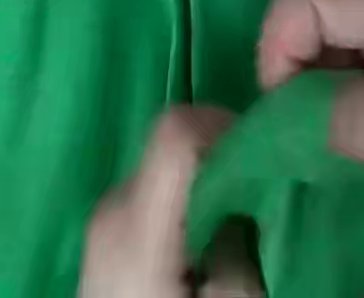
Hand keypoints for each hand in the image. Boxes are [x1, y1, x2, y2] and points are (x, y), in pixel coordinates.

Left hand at [80, 107, 261, 297]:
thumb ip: (240, 238)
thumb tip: (249, 185)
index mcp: (136, 226)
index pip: (175, 131)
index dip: (223, 125)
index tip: (260, 155)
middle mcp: (112, 205)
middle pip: (174, 142)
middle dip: (222, 153)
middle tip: (257, 194)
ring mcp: (104, 215)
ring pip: (168, 161)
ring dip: (206, 175)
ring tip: (232, 223)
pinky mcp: (107, 228)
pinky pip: (155, 185)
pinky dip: (187, 193)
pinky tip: (202, 237)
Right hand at [256, 0, 363, 209]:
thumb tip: (289, 116)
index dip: (277, 50)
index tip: (291, 122)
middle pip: (298, 4)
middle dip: (285, 68)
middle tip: (307, 137)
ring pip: (309, 26)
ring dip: (302, 82)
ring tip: (330, 140)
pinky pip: (331, 47)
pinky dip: (321, 88)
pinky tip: (350, 127)